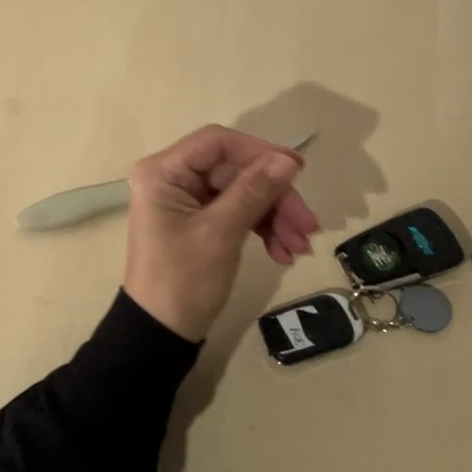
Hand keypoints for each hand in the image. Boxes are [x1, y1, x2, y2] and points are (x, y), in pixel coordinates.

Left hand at [123, 124, 319, 340]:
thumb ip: (253, 192)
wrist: (162, 330)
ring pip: (241, 191)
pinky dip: (262, 228)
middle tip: (309, 227)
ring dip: (274, 216)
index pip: (217, 142)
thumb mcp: (221, 234)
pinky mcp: (198, 219)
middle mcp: (172, 176)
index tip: (298, 171)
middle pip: (234, 169)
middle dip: (274, 196)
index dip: (259, 152)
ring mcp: (186, 198)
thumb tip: (286, 160)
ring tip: (300, 249)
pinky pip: (237, 211)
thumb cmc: (183, 279)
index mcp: (164, 170)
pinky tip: (284, 253)